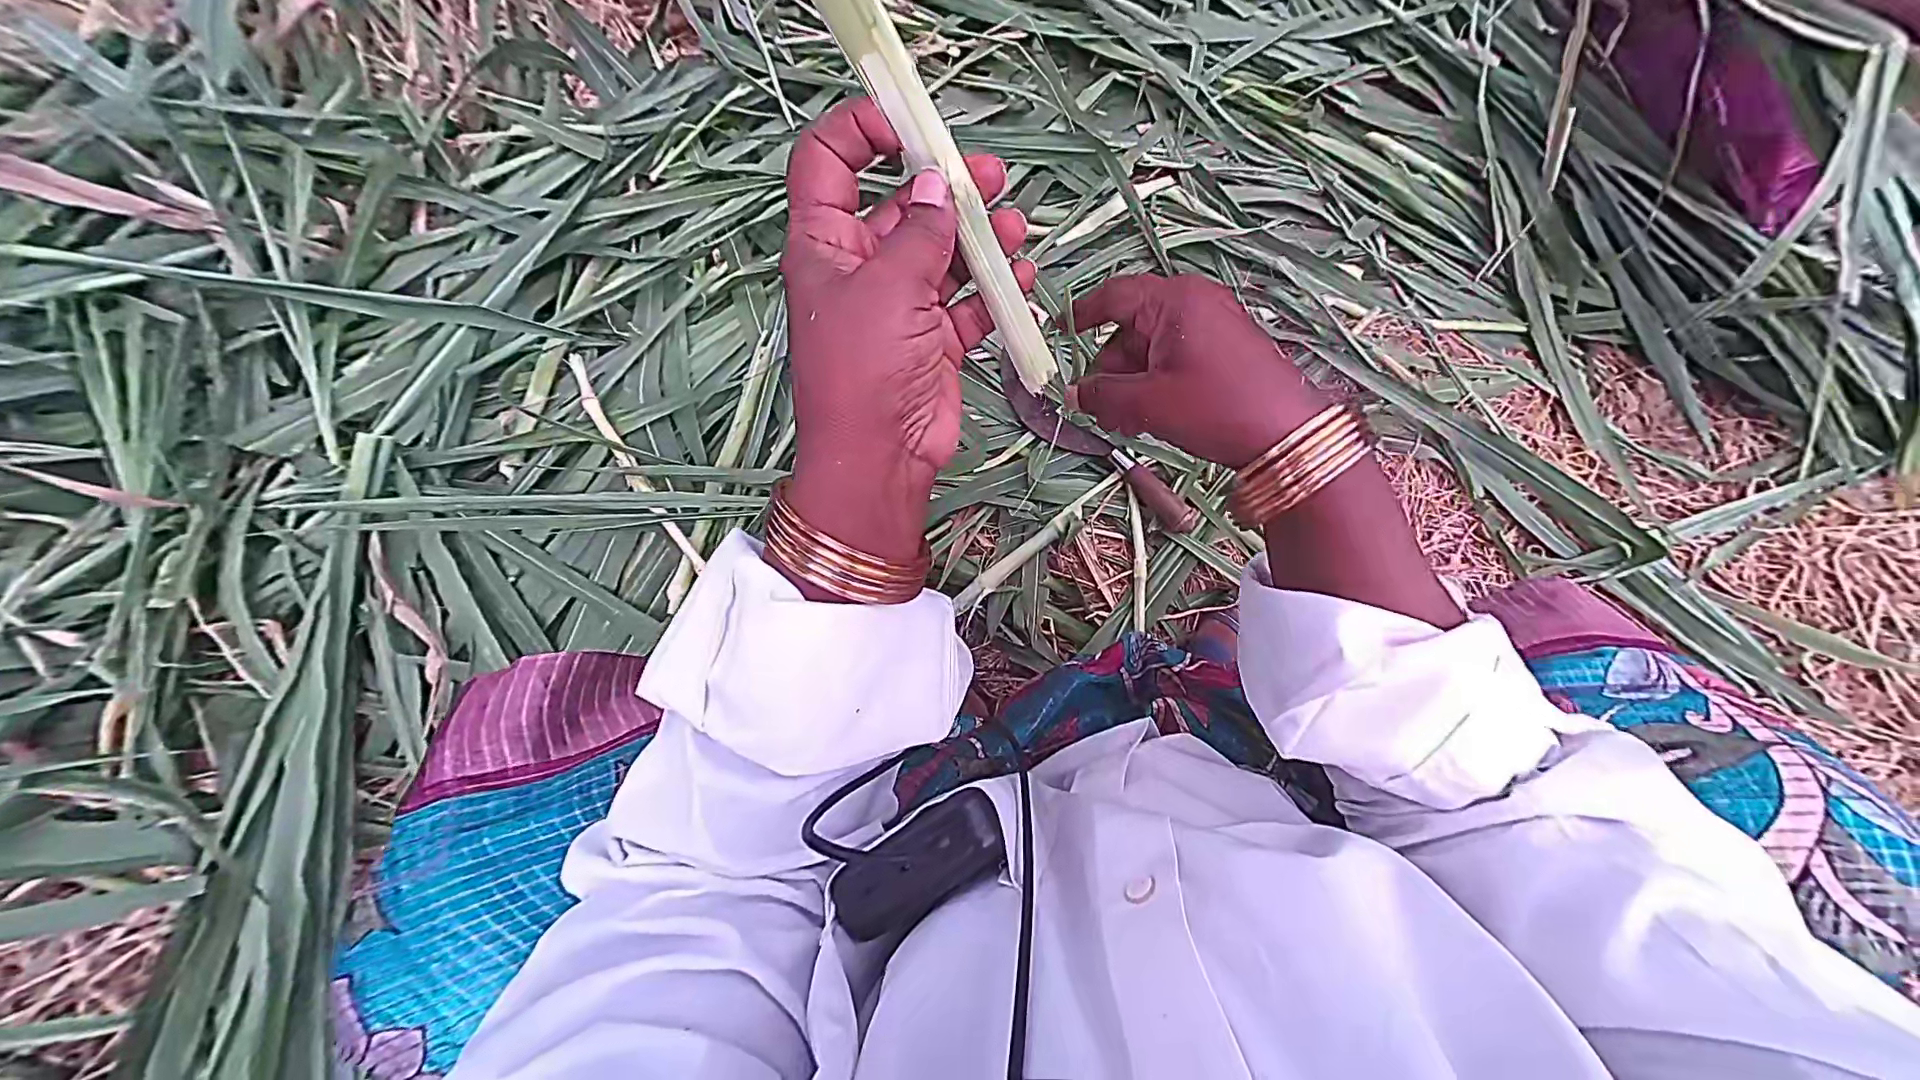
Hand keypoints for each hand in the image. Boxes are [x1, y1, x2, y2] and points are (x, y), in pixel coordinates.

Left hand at [780, 98, 1034, 569]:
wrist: (881, 456)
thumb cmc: (863, 371)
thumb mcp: (887, 288)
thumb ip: (920, 233)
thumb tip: (938, 188)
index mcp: (825, 247)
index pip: (827, 165)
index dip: (859, 132)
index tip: (905, 125)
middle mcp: (862, 272)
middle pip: (904, 209)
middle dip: (946, 189)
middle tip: (988, 177)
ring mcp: (901, 308)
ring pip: (943, 256)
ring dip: (979, 240)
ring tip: (1013, 227)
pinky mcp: (934, 341)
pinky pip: (967, 304)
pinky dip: (993, 291)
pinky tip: (1021, 277)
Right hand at [1064, 274, 1326, 468]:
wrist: (1286, 436)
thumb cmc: (1223, 407)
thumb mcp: (1150, 403)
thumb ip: (1103, 395)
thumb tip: (1074, 394)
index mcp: (1176, 301)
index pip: (1114, 295)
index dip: (1081, 315)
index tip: (1060, 332)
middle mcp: (1195, 304)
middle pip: (1130, 329)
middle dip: (1108, 368)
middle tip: (1096, 404)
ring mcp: (1211, 327)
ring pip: (1150, 349)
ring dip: (1129, 383)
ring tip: (1123, 420)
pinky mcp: (1221, 351)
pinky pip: (1173, 360)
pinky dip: (1154, 383)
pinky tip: (1147, 415)